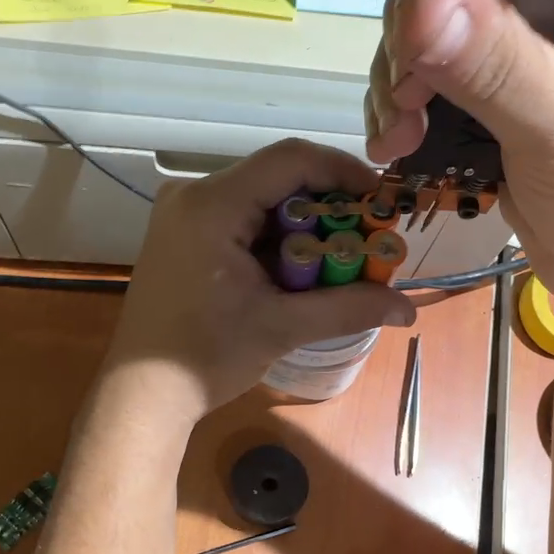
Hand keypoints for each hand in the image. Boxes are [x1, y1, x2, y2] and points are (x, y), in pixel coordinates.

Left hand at [105, 139, 417, 417]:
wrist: (144, 393)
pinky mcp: (182, 237)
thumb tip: (409, 309)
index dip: (342, 171)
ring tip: (337, 262)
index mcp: (212, 205)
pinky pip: (241, 221)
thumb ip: (348, 308)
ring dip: (303, 228)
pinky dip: (276, 241)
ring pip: (260, 201)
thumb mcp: (282, 328)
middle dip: (327, 209)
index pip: (290, 160)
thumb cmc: (207, 356)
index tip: (380, 200)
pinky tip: (298, 273)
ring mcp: (183, 216)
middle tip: (365, 240)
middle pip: (276, 179)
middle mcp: (193, 196)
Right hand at [365, 0, 553, 304]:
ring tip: (401, 126)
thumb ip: (502, 65)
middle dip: (424, 13)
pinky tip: (398, 139)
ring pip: (439, 2)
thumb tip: (424, 2)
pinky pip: (432, 57)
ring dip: (403, 63)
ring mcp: (535, 26)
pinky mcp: (498, 76)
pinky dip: (405, 95)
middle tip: (408, 84)